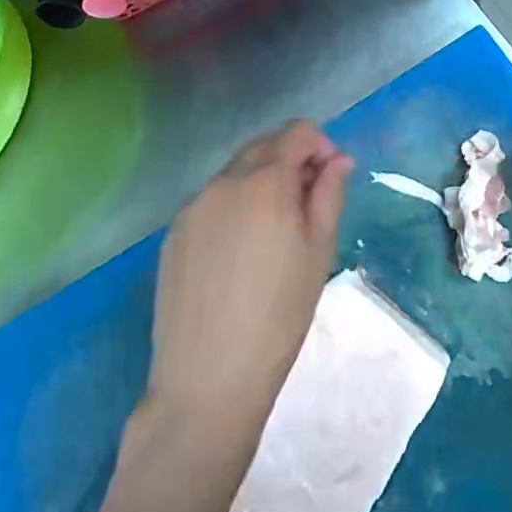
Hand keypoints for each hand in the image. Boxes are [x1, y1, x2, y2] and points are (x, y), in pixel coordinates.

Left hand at [149, 121, 352, 424]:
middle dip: (291, 160)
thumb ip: (329, 194)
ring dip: (261, 181)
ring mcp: (191, 206)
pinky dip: (233, 205)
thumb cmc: (280, 316)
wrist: (208, 379)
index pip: (297, 132)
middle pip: (264, 146)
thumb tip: (338, 159)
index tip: (329, 179)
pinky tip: (239, 253)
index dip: (320, 146)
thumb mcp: (319, 252)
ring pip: (235, 172)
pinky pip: (211, 200)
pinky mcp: (172, 233)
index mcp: (264, 182)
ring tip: (272, 233)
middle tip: (306, 206)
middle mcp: (222, 182)